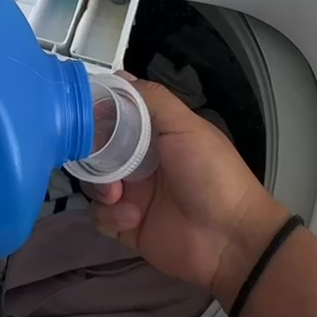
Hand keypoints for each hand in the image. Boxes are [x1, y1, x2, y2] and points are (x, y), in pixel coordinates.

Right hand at [84, 78, 288, 304]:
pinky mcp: (127, 226)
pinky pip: (101, 216)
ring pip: (95, 180)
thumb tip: (119, 76)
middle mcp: (140, 160)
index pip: (116, 114)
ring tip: (117, 193)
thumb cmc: (211, 174)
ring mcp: (133, 194)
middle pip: (98, 147)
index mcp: (154, 133)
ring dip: (100, 184)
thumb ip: (152, 99)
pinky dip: (110, 215)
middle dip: (93, 152)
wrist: (231, 240)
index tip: (84, 113)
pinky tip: (132, 217)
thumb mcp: (186, 126)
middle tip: (98, 158)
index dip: (99, 112)